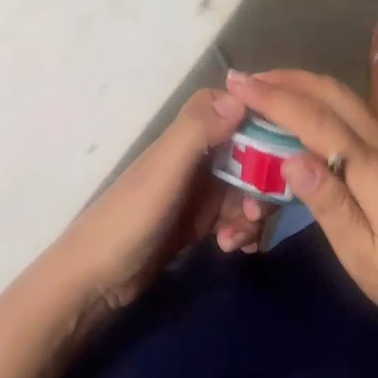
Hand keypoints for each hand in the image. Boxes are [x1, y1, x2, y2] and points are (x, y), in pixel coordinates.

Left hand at [33, 88, 258, 313]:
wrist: (95, 280)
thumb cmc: (129, 220)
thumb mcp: (164, 173)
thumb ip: (197, 132)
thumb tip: (241, 96)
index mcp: (185, 138)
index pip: (233, 110)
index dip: (260, 124)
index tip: (282, 153)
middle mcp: (194, 158)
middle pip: (249, 153)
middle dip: (263, 182)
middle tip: (256, 215)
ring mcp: (197, 191)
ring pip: (247, 188)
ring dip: (252, 213)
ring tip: (236, 240)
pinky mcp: (198, 222)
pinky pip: (236, 216)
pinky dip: (242, 230)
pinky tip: (232, 249)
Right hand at [224, 69, 377, 339]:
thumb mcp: (367, 259)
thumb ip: (329, 206)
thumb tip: (290, 157)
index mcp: (374, 170)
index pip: (313, 119)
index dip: (271, 98)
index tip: (235, 83)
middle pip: (331, 92)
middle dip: (284, 80)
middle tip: (243, 80)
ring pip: (346, 95)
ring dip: (303, 84)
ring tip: (266, 88)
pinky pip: (357, 107)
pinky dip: (323, 97)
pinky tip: (308, 109)